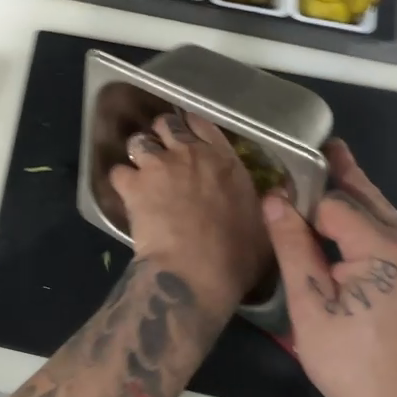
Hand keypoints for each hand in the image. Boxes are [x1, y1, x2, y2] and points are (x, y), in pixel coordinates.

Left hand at [108, 112, 272, 308]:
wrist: (195, 273)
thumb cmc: (236, 256)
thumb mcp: (265, 227)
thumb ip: (267, 205)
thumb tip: (278, 196)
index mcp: (223, 159)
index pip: (202, 123)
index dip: (191, 126)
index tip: (187, 135)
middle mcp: (189, 153)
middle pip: (167, 124)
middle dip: (162, 134)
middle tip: (163, 153)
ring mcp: (158, 165)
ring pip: (139, 142)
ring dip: (140, 153)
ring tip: (141, 170)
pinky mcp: (133, 184)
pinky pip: (118, 172)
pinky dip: (121, 180)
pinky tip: (125, 193)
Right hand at [261, 140, 396, 396]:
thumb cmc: (353, 366)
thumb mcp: (310, 306)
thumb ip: (293, 246)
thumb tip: (274, 198)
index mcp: (382, 248)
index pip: (335, 204)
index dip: (305, 199)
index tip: (279, 191)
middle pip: (371, 199)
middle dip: (347, 175)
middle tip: (329, 146)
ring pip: (387, 220)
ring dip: (359, 200)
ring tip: (337, 177)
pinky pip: (396, 243)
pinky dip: (372, 226)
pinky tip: (353, 233)